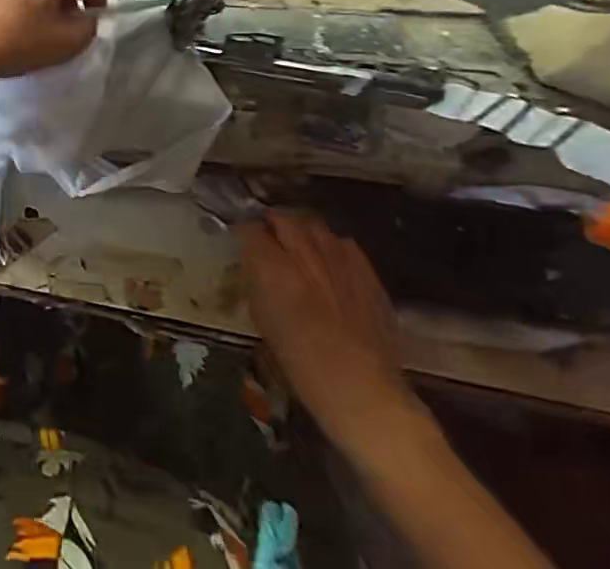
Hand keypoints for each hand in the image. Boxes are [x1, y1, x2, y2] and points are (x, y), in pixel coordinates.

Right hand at [241, 211, 420, 448]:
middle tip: (266, 233)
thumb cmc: (298, 360)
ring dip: (302, 230)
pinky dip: (333, 245)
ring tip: (297, 243)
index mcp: (272, 267)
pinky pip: (347, 246)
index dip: (243, 231)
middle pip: (285, 220)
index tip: (240, 238)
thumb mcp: (261, 316)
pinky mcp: (369, 276)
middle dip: (272, 223)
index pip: (250, 230)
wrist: (361, 389)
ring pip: (317, 227)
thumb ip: (257, 282)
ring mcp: (342, 263)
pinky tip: (329, 259)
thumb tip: (255, 265)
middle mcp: (306, 256)